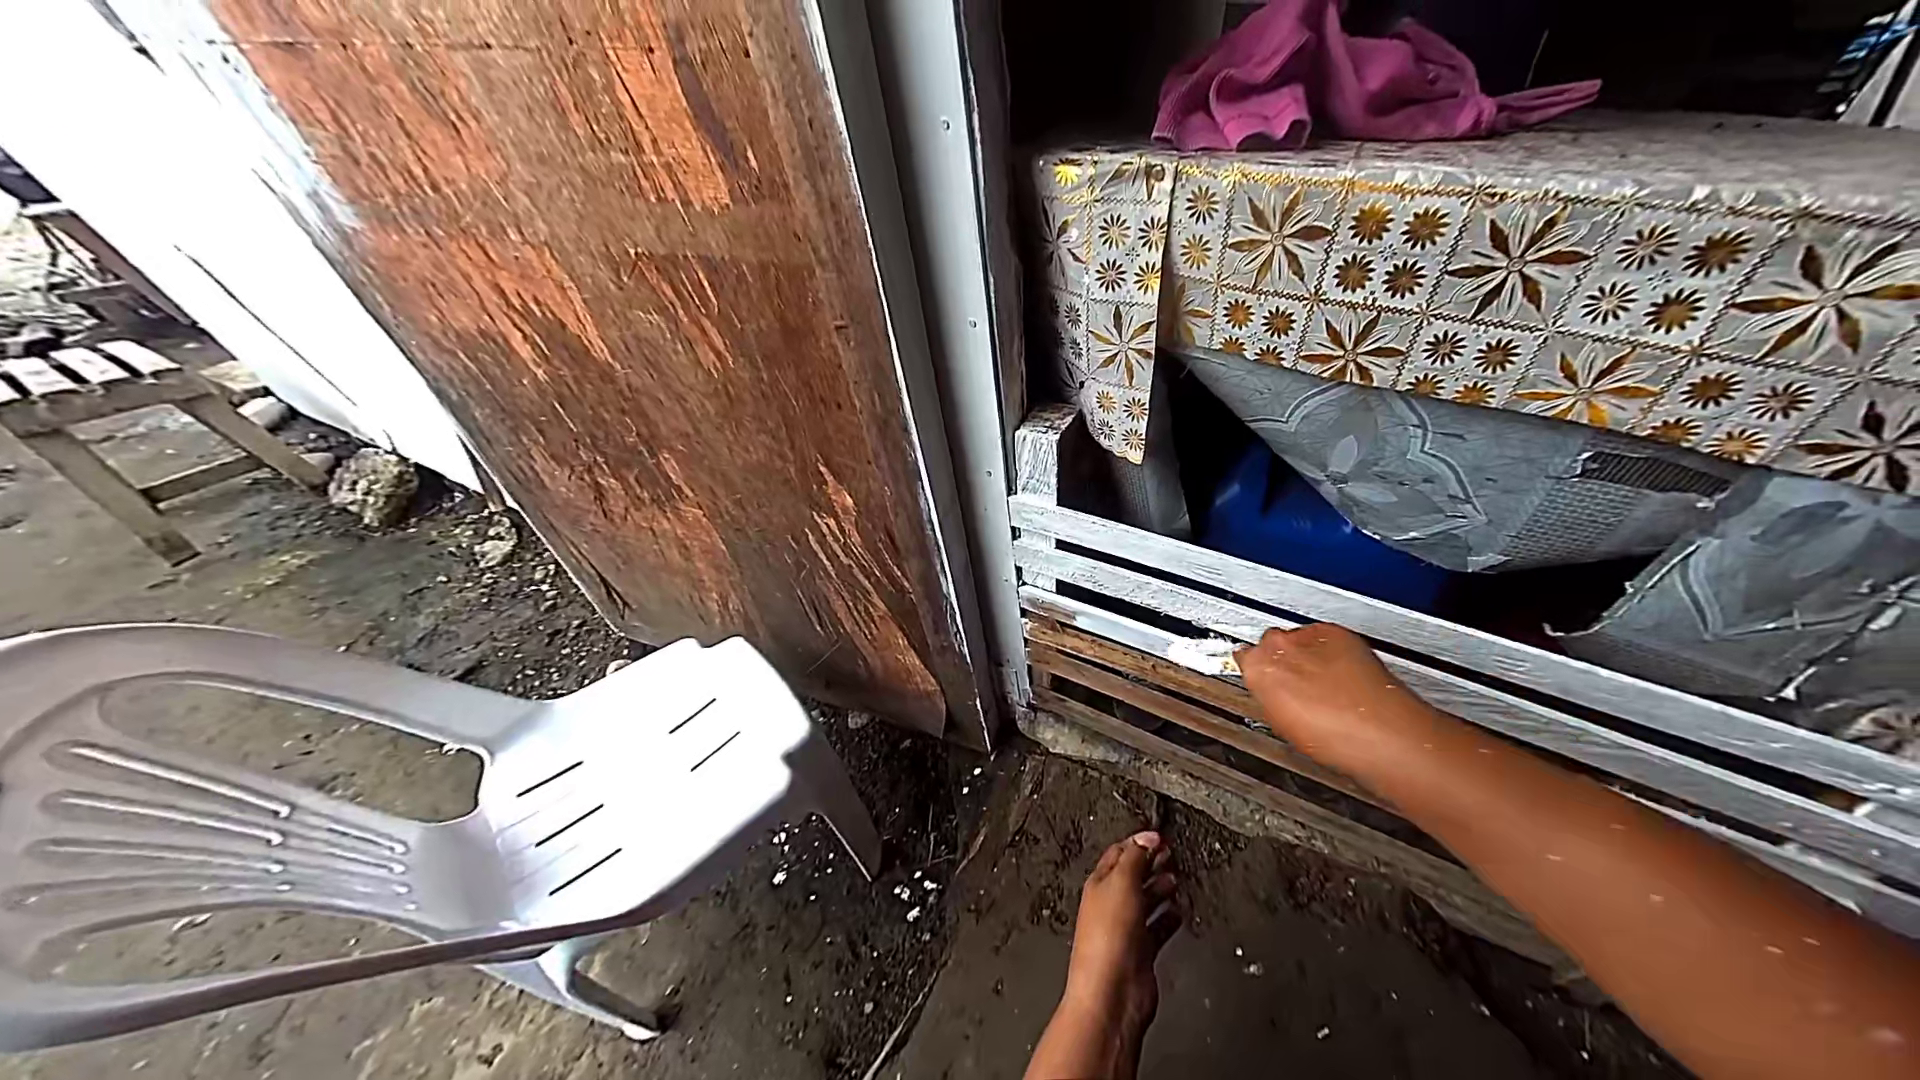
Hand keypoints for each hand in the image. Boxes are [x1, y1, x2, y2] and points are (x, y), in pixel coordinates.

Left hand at [1063, 831, 1180, 1033]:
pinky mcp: (1141, 951)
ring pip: (1145, 900)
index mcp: (1099, 883)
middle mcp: (1111, 904)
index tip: (1159, 836)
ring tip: (1175, 877)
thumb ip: (1135, 858)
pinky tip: (1177, 912)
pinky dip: (1168, 917)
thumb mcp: (1121, 883)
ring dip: (1160, 887)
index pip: (1119, 853)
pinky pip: (1157, 928)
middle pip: (1133, 875)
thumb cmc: (1106, 940)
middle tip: (1170, 853)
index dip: (1139, 842)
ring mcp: (1126, 928)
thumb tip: (1145, 837)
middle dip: (1151, 862)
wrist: (1111, 993)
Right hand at [1235, 624, 1429, 758]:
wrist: (1385, 734)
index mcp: (1257, 667)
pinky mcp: (1338, 633)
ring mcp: (1309, 638)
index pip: (1244, 658)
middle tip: (1299, 687)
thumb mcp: (1282, 724)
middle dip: (1283, 662)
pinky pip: (1325, 637)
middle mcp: (1278, 645)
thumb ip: (1267, 697)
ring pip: (1298, 641)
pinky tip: (1340, 674)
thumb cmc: (1336, 738)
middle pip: (1270, 645)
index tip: (1269, 684)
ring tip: (1325, 684)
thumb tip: (1269, 691)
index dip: (1259, 674)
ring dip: (1307, 656)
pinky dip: (1330, 650)